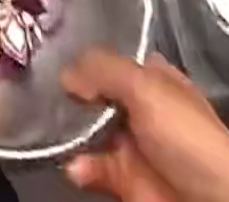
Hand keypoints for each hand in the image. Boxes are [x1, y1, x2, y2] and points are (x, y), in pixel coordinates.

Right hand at [61, 50, 228, 201]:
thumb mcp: (148, 90)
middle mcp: (139, 106)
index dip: (85, 53)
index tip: (52, 49)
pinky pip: (89, 166)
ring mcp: (131, 144)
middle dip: (69, 90)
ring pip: (86, 128)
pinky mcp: (123, 180)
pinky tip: (74, 166)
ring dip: (67, 129)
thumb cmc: (188, 141)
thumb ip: (103, 71)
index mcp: (153, 77)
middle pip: (94, 90)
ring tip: (47, 127)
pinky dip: (79, 166)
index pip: (113, 56)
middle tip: (39, 88)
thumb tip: (65, 75)